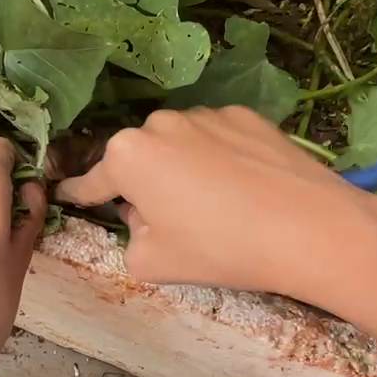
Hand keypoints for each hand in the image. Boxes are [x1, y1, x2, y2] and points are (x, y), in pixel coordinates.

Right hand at [55, 107, 376, 314]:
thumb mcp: (152, 262)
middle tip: (171, 222)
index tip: (65, 195)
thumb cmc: (220, 248)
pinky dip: (218, 160)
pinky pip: (215, 140)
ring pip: (177, 147)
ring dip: (181, 170)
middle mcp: (159, 123)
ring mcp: (205, 114)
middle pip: (138, 160)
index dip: (77, 194)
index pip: (91, 182)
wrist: (311, 228)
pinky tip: (244, 189)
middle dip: (143, 185)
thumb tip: (144, 215)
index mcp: (127, 156)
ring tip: (216, 207)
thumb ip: (129, 237)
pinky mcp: (246, 115)